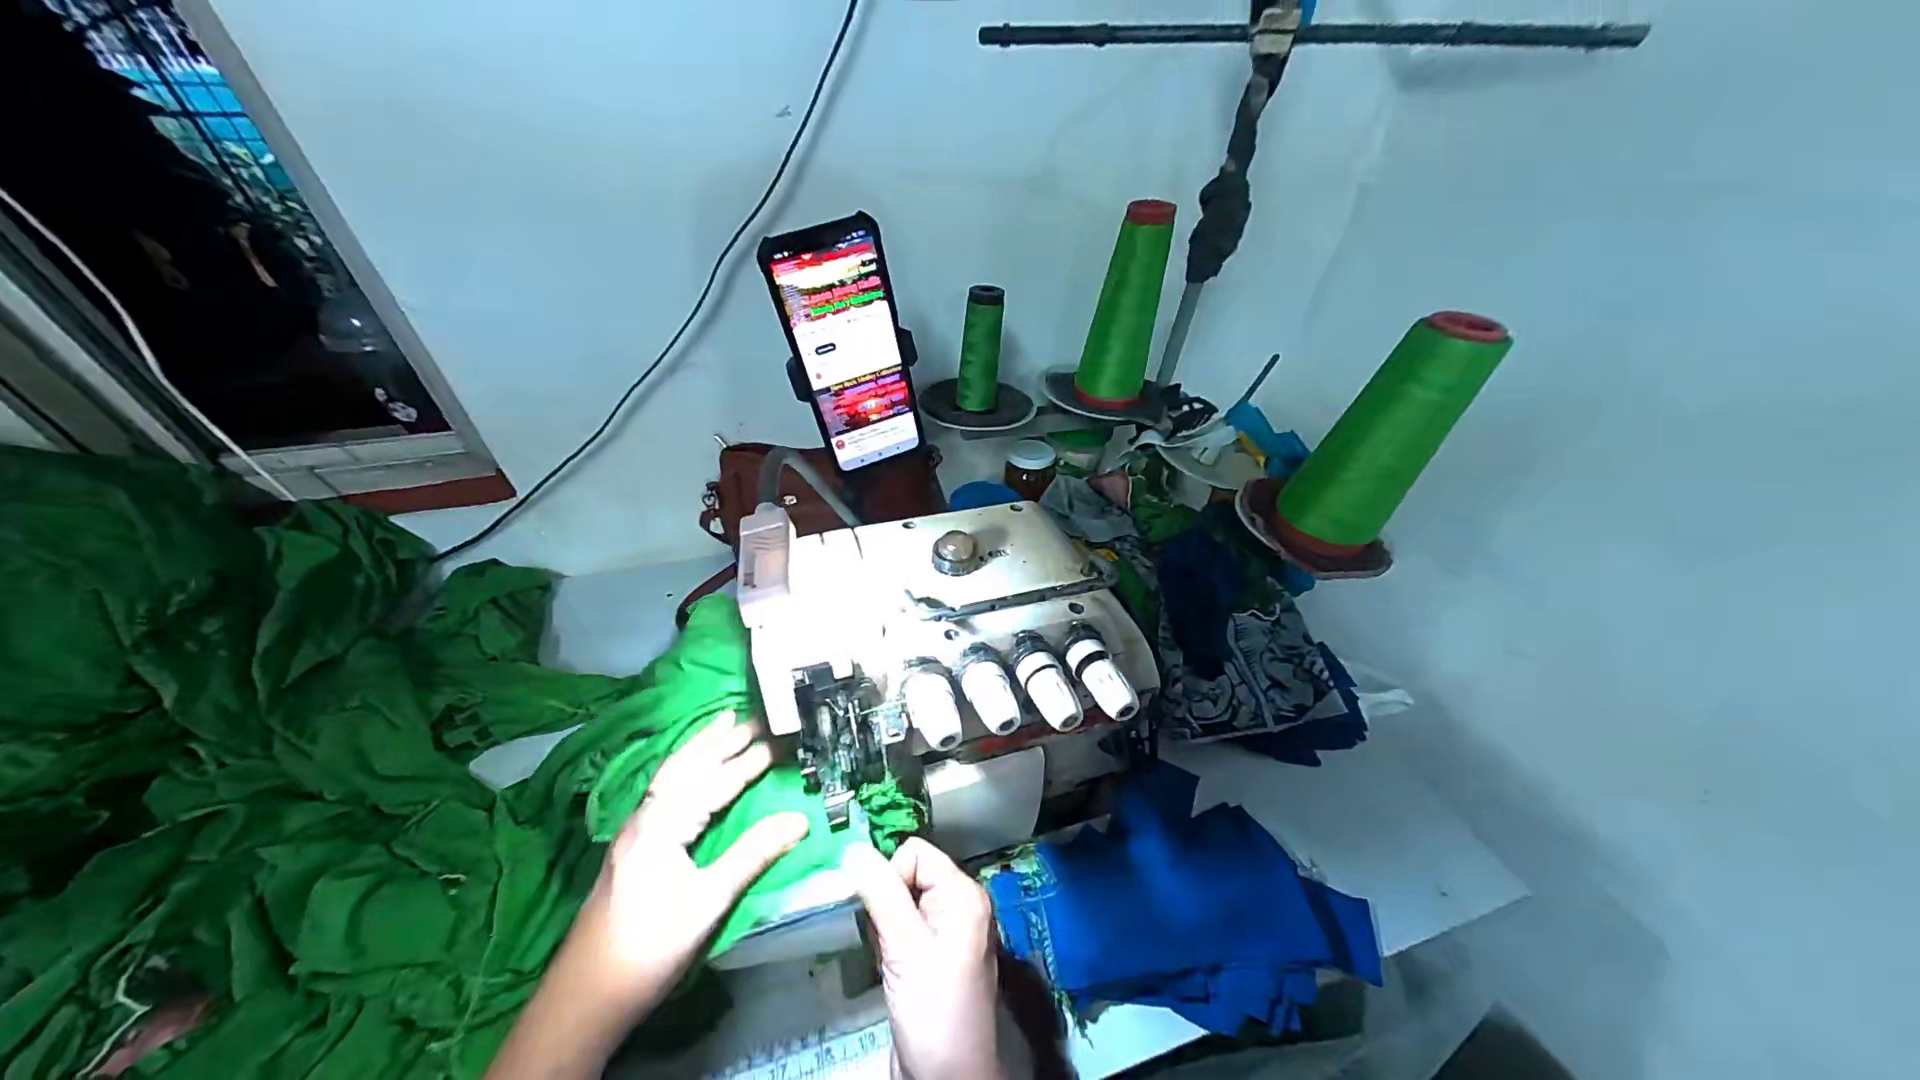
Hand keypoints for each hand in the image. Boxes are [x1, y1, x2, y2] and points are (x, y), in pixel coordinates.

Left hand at [486, 712, 808, 1079]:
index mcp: (662, 827)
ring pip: (670, 773)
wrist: (585, 995)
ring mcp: (633, 828)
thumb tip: (799, 820)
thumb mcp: (708, 902)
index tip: (781, 741)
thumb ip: (752, 855)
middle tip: (759, 717)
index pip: (714, 783)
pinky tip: (691, 765)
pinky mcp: (631, 841)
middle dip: (723, 740)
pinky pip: (662, 786)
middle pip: (687, 766)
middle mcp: (644, 817)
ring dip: (701, 746)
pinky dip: (683, 764)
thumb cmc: (651, 948)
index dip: (749, 762)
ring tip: (724, 721)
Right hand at [844, 838, 1004, 1079]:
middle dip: (885, 901)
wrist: (947, 1079)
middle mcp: (958, 903)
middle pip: (906, 873)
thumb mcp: (905, 946)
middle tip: (888, 940)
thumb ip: (881, 892)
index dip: (891, 876)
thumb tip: (852, 847)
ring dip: (884, 922)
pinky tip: (888, 965)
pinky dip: (887, 938)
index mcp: (963, 892)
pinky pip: (900, 925)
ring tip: (889, 956)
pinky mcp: (929, 952)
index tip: (886, 916)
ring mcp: (945, 929)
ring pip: (898, 899)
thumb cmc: (933, 1009)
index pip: (914, 852)